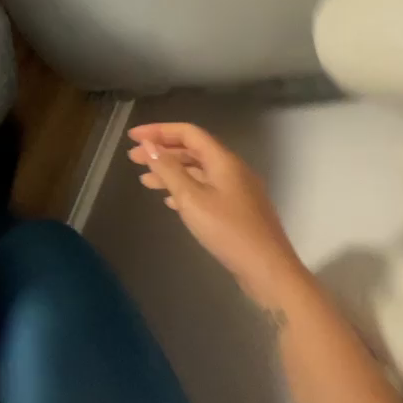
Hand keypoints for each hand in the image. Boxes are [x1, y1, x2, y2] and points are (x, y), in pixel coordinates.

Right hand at [128, 122, 306, 305]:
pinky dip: (185, 189)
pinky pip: (206, 189)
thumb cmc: (228, 230)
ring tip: (146, 182)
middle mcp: (232, 170)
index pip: (188, 133)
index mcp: (223, 161)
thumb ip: (168, 169)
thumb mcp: (191, 198)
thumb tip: (148, 145)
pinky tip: (170, 202)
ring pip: (198, 171)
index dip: (158, 131)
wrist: (270, 272)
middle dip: (162, 152)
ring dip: (171, 172)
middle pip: (192, 150)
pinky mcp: (238, 210)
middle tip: (134, 158)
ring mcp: (238, 191)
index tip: (133, 137)